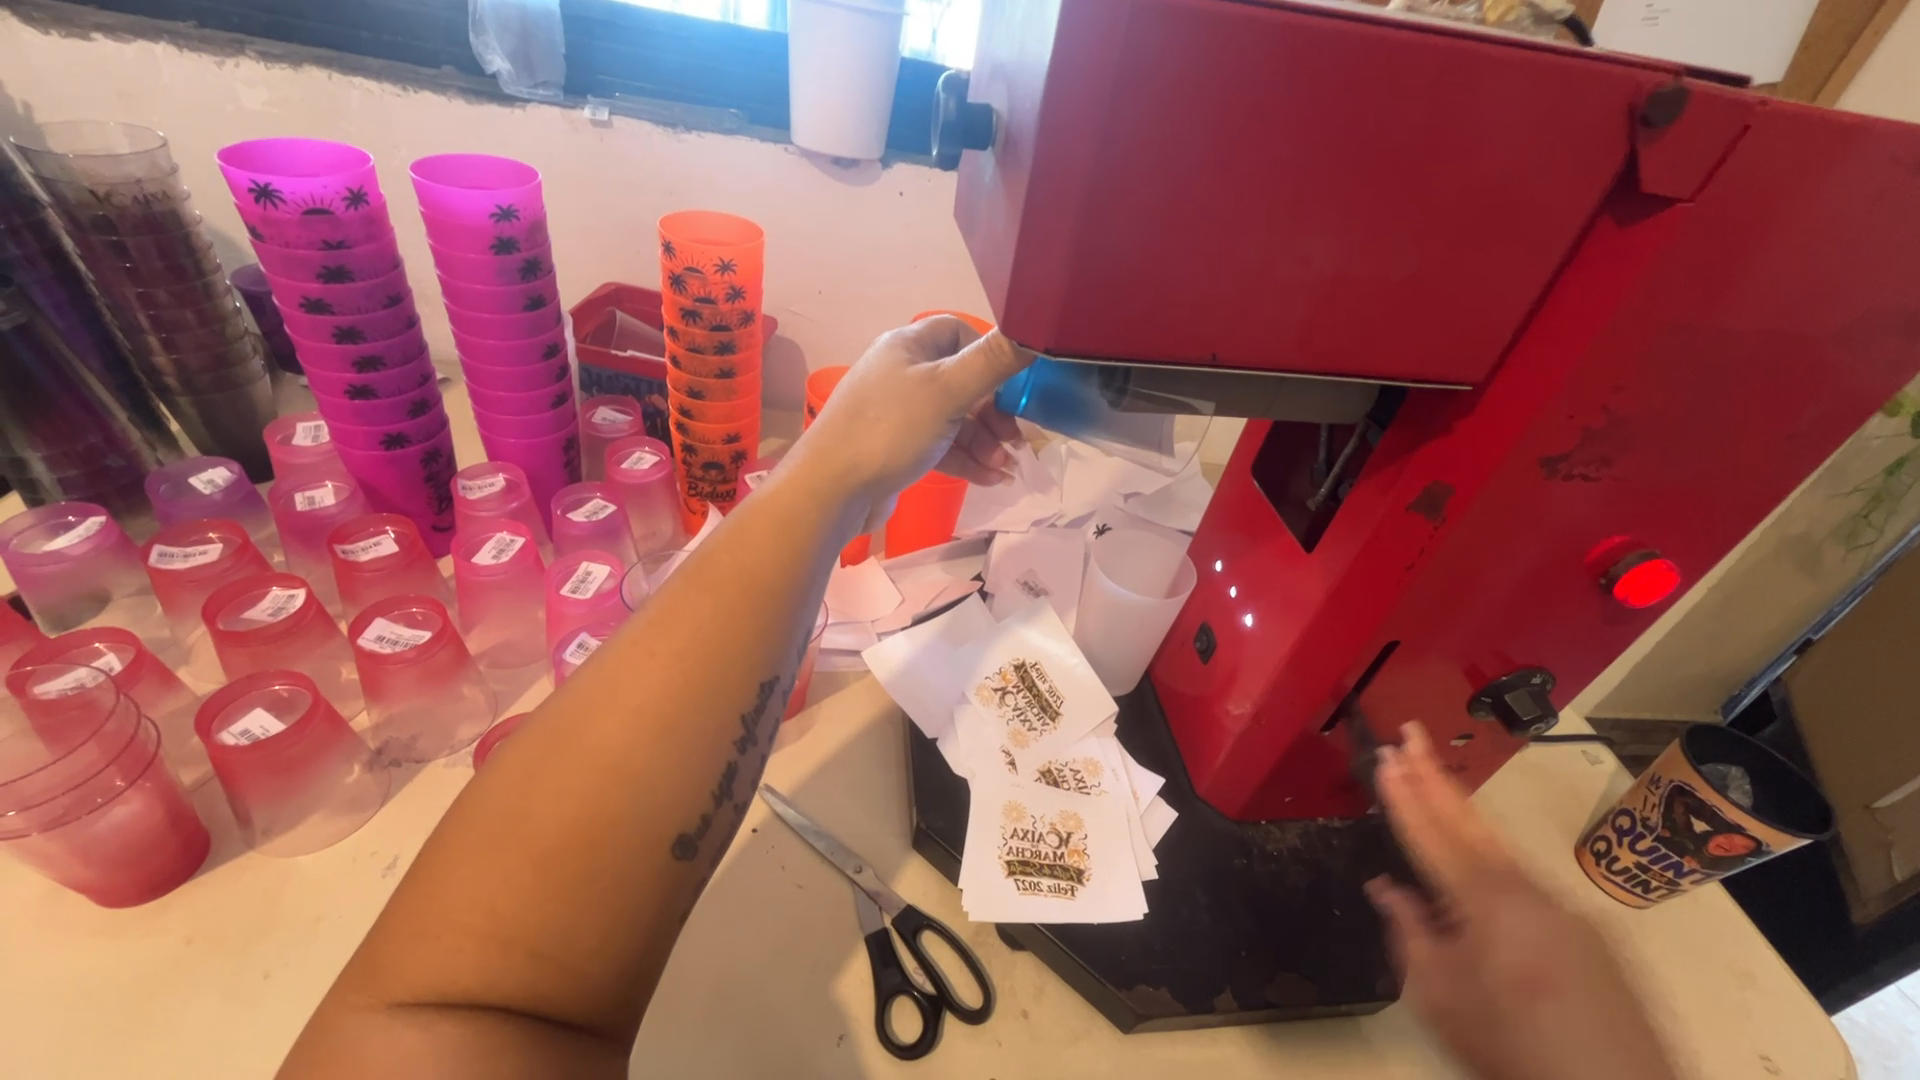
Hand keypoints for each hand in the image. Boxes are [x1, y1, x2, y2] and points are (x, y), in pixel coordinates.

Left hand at [792, 316, 1033, 525]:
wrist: (831, 490)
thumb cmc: (889, 430)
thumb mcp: (947, 391)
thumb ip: (992, 361)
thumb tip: (1035, 327)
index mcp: (908, 346)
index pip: (958, 332)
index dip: (989, 353)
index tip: (1014, 383)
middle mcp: (901, 373)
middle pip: (961, 380)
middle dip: (994, 410)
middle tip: (1016, 436)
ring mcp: (897, 413)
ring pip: (954, 418)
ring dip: (984, 441)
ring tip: (1006, 466)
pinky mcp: (896, 447)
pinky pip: (940, 446)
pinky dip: (966, 459)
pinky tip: (991, 479)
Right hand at [1368, 723, 1681, 1079]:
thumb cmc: (1513, 1046)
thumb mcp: (1439, 998)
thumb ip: (1410, 934)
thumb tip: (1388, 890)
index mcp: (1483, 902)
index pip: (1430, 834)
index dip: (1403, 794)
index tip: (1385, 754)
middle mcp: (1525, 891)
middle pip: (1469, 821)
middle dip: (1434, 773)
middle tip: (1410, 732)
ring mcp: (1563, 909)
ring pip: (1499, 847)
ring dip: (1461, 808)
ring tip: (1431, 774)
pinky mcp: (1588, 934)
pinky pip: (1525, 880)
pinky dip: (1490, 852)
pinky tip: (1476, 856)